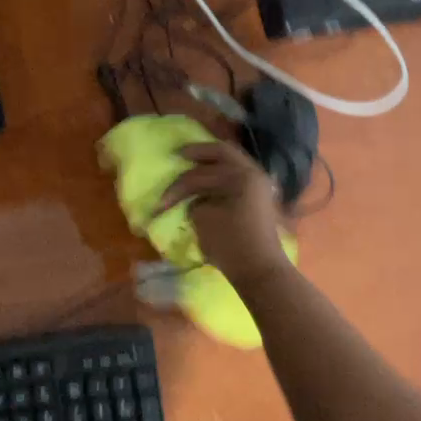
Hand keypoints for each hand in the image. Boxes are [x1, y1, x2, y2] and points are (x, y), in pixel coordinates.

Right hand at [158, 141, 288, 283]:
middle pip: (223, 151)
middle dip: (199, 152)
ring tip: (191, 163)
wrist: (260, 269)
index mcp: (240, 176)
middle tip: (179, 155)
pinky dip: (221, 173)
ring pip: (232, 161)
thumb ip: (195, 200)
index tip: (161, 202)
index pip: (199, 175)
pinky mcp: (259, 196)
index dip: (176, 187)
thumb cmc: (230, 242)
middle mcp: (253, 173)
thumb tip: (196, 198)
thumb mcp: (203, 218)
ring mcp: (259, 184)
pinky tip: (208, 179)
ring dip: (211, 161)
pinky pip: (238, 174)